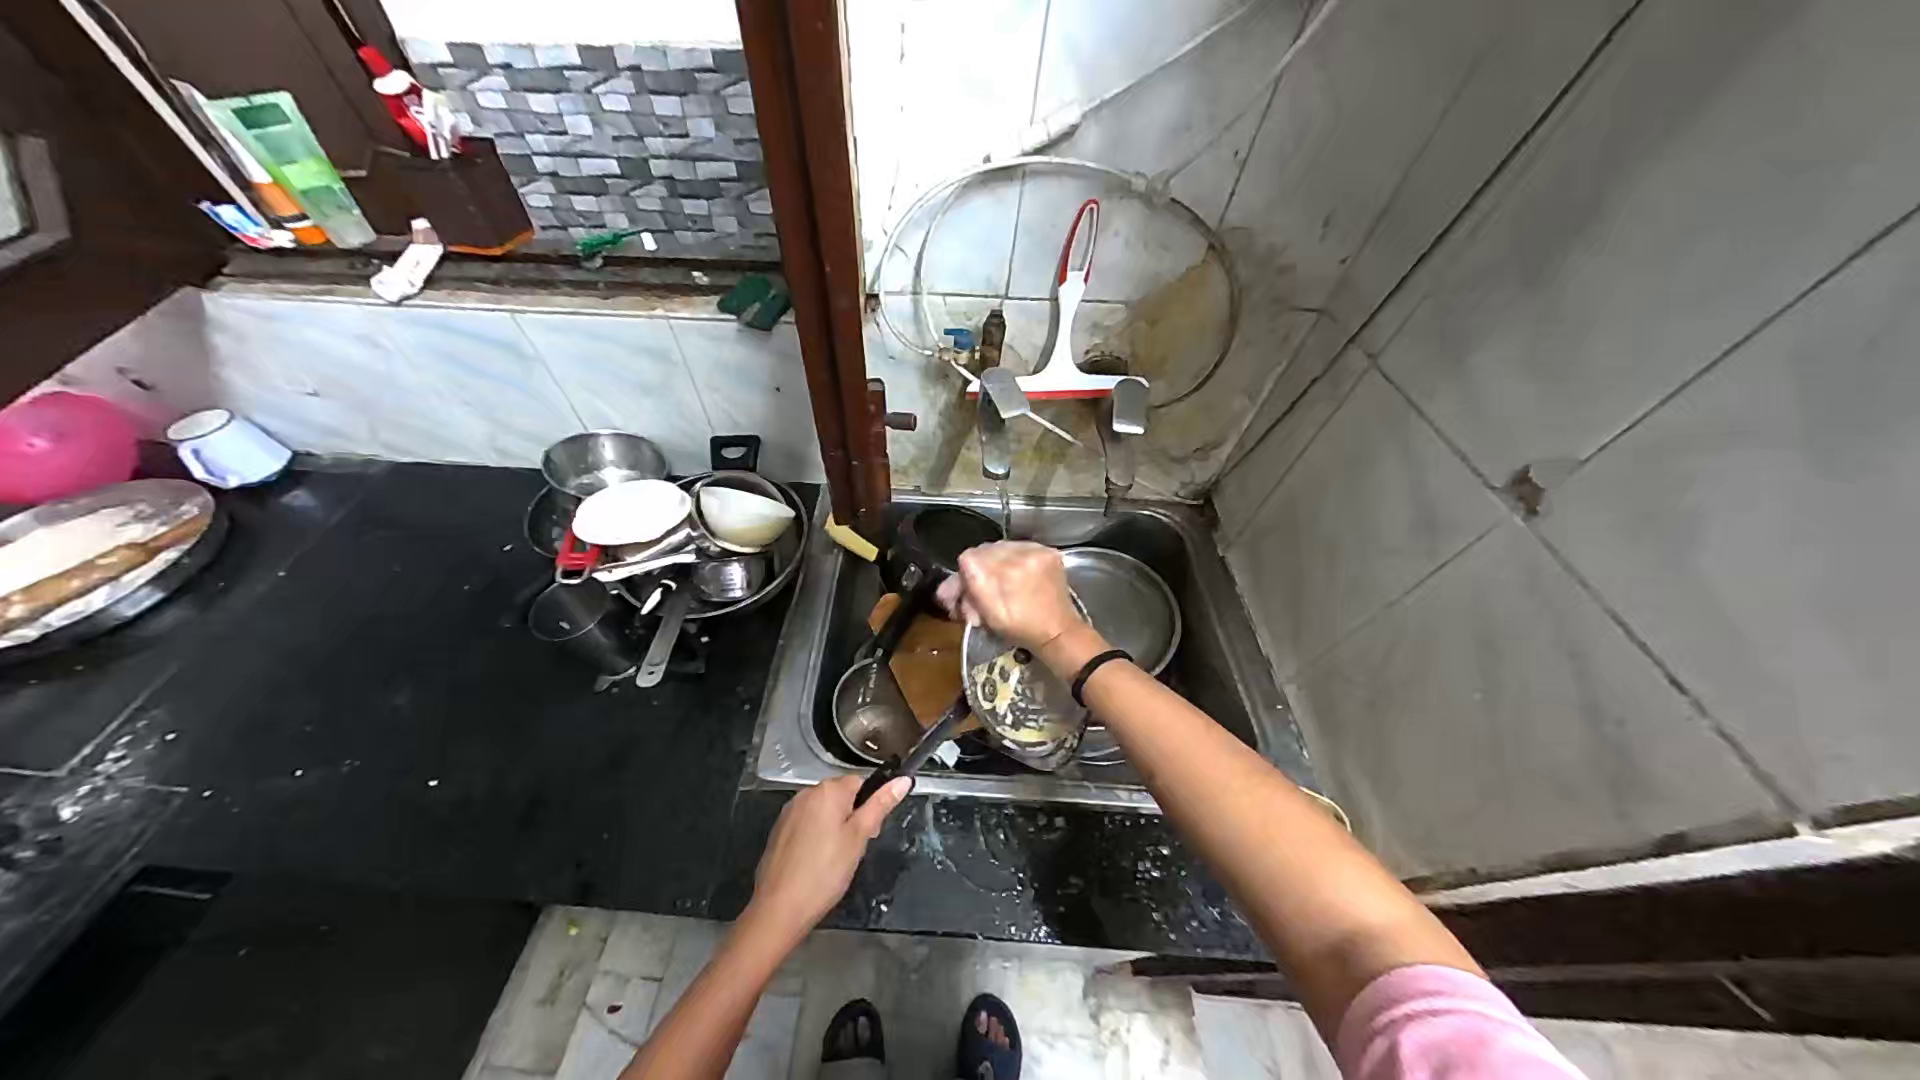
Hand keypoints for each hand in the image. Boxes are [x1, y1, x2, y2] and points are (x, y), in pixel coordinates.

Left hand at [746, 774, 910, 939]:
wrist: (779, 908)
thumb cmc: (825, 871)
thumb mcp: (859, 838)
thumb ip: (881, 805)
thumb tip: (903, 780)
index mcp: (828, 790)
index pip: (861, 782)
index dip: (870, 806)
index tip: (869, 834)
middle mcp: (806, 793)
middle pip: (841, 796)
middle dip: (852, 817)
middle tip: (853, 850)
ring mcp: (789, 811)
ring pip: (823, 811)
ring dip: (834, 827)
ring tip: (835, 859)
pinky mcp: (779, 829)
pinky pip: (807, 823)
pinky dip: (815, 836)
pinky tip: (815, 862)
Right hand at [935, 541, 1082, 650]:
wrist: (1059, 631)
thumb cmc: (1022, 629)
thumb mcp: (989, 616)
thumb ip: (972, 589)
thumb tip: (958, 575)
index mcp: (1003, 574)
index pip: (968, 558)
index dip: (964, 574)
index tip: (968, 590)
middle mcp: (1020, 556)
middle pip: (984, 550)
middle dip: (979, 568)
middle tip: (982, 587)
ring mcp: (1037, 551)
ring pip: (1001, 547)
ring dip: (996, 562)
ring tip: (1001, 581)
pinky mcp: (1049, 551)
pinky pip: (1020, 547)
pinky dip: (1014, 559)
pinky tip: (1018, 574)